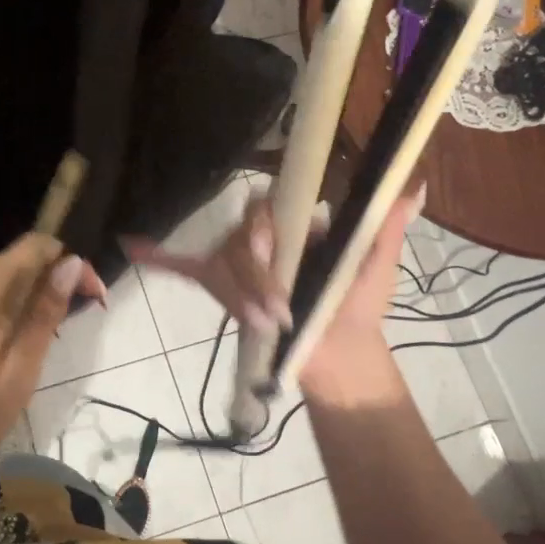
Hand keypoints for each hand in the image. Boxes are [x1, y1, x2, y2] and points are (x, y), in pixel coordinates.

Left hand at [0, 235, 103, 475]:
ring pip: (2, 272)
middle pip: (16, 258)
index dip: (65, 259)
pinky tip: (22, 330)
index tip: (91, 290)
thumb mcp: (19, 371)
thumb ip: (44, 314)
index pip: (30, 248)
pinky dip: (9, 300)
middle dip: (53, 275)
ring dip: (33, 289)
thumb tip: (72, 263)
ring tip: (54, 326)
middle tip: (82, 310)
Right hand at [124, 186, 425, 380]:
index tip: (268, 252)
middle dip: (254, 279)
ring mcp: (238, 263)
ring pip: (220, 267)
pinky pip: (186, 265)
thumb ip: (386, 228)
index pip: (264, 210)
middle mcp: (261, 238)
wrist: (338, 358)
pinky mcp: (222, 287)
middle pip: (237, 243)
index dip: (258, 230)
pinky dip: (160, 257)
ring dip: (238, 296)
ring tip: (265, 325)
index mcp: (294, 224)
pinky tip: (133, 247)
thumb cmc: (357, 308)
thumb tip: (412, 184)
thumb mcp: (377, 267)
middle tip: (277, 313)